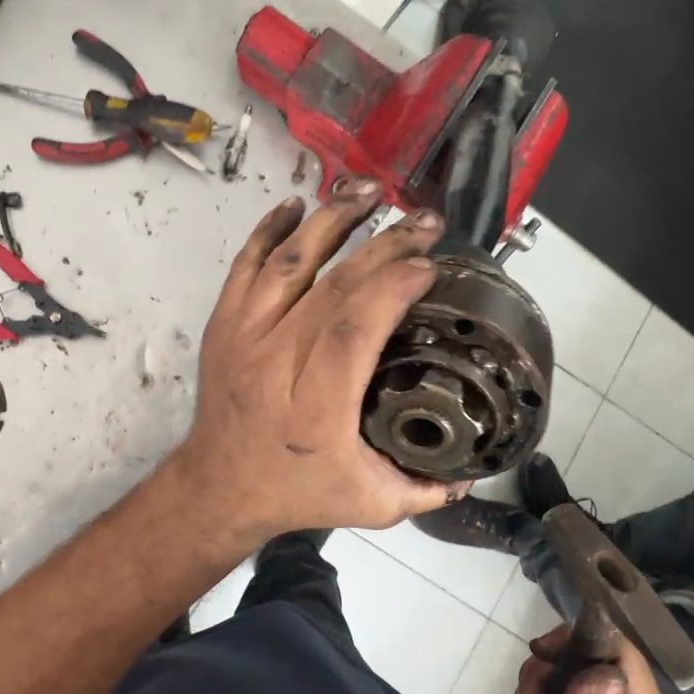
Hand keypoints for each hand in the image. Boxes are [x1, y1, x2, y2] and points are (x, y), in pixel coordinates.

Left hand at [163, 180, 463, 544]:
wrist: (217, 486)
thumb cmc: (296, 492)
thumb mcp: (369, 503)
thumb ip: (425, 487)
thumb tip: (475, 469)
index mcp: (316, 407)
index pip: (353, 328)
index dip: (392, 287)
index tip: (429, 266)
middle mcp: (275, 363)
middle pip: (332, 287)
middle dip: (384, 246)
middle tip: (426, 222)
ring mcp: (243, 336)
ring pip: (289, 263)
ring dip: (331, 220)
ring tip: (370, 190)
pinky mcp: (224, 323)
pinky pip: (246, 264)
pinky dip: (270, 231)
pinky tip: (298, 205)